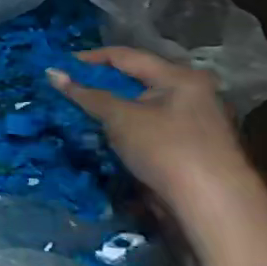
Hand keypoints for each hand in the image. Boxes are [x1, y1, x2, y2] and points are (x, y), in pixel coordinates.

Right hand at [46, 46, 253, 203]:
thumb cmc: (167, 150)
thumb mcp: (121, 119)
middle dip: (104, 86)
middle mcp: (193, 94)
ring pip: (146, 108)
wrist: (214, 208)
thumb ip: (87, 95)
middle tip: (72, 91)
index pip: (127, 57)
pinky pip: (154, 130)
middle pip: (139, 82)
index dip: (92, 58)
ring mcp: (197, 124)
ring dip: (117, 112)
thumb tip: (52, 73)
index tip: (62, 64)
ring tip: (86, 117)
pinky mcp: (195, 152)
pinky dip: (131, 132)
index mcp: (180, 76)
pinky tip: (113, 143)